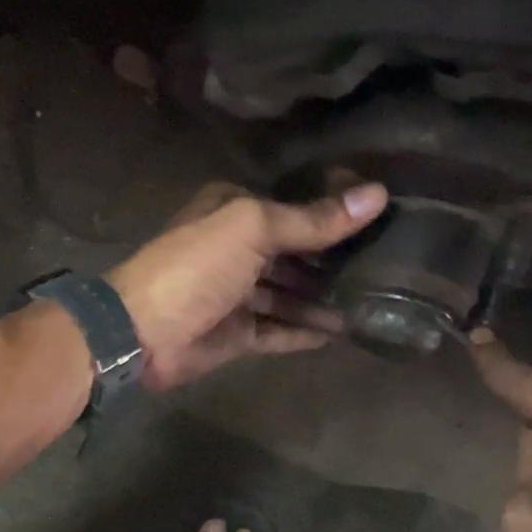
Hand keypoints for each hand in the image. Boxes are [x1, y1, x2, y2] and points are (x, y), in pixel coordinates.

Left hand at [107, 181, 387, 390]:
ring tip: (373, 301)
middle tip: (389, 263)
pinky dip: (305, 331)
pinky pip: (279, 330)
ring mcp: (236, 295)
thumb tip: (378, 196)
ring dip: (324, 299)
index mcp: (234, 212)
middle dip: (333, 259)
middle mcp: (236, 250)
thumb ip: (312, 220)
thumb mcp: (253, 229)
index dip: (332, 212)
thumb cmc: (194, 267)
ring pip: (289, 294)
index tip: (383, 217)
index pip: (293, 208)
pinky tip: (342, 331)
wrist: (141, 333)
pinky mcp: (237, 335)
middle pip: (294, 253)